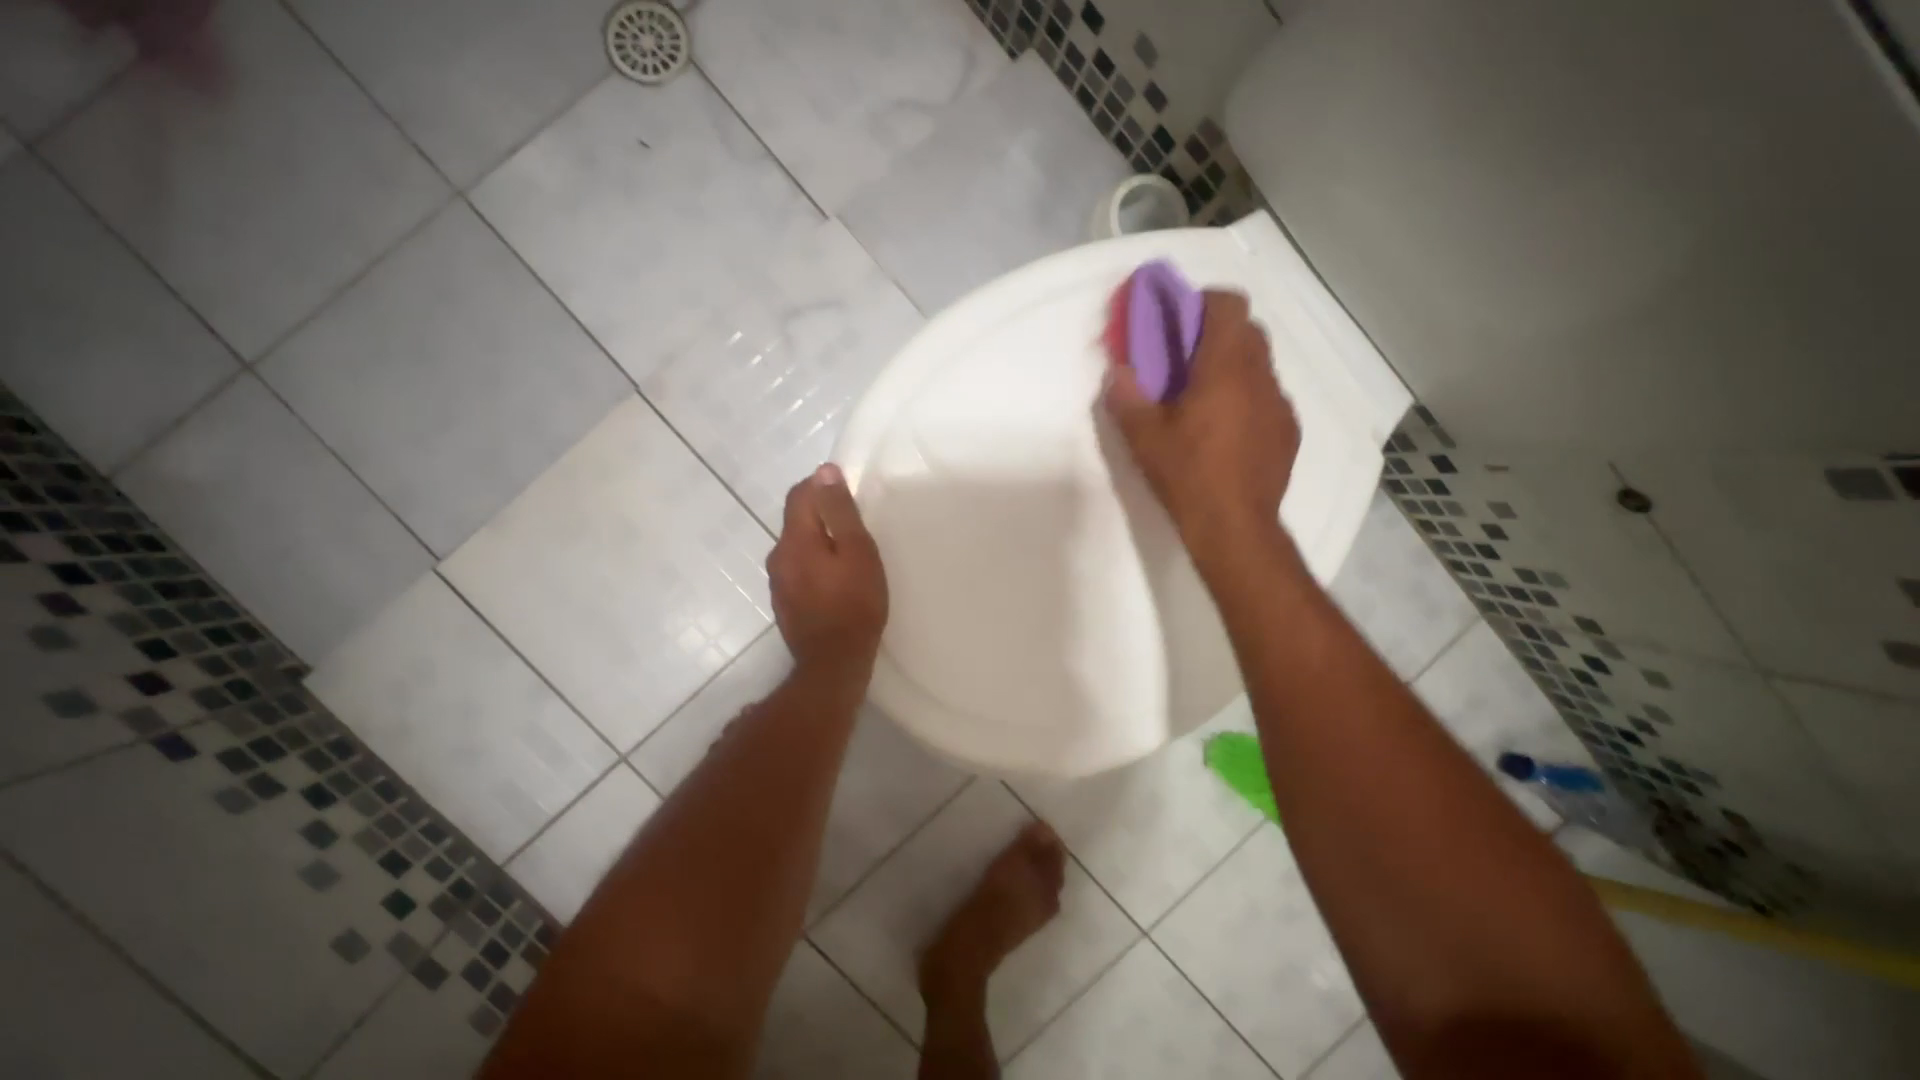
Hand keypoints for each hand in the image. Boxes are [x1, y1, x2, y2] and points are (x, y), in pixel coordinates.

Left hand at [768, 464, 889, 679]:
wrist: (833, 665)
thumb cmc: (854, 605)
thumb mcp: (857, 551)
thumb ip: (840, 511)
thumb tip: (824, 472)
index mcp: (794, 539)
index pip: (800, 494)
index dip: (823, 486)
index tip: (850, 496)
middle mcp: (778, 557)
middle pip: (797, 520)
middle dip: (823, 515)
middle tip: (857, 529)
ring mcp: (778, 583)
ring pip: (798, 547)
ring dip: (820, 543)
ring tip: (850, 558)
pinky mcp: (785, 603)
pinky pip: (799, 570)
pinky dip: (816, 566)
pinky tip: (837, 583)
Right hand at [1103, 290, 1301, 561]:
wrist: (1235, 528)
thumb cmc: (1188, 475)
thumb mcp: (1143, 437)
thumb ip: (1127, 395)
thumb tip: (1119, 372)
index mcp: (1226, 366)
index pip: (1229, 304)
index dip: (1204, 302)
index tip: (1179, 321)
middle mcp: (1261, 376)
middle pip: (1247, 331)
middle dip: (1217, 335)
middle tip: (1185, 362)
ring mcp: (1280, 404)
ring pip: (1260, 366)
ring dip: (1234, 369)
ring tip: (1205, 401)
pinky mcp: (1289, 432)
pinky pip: (1268, 399)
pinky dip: (1248, 401)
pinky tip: (1227, 434)